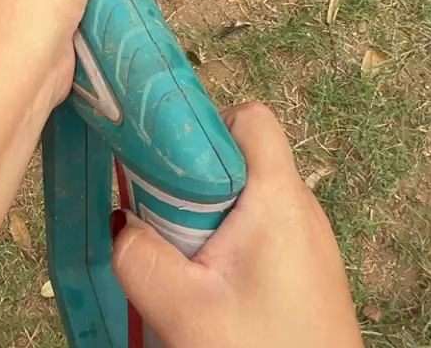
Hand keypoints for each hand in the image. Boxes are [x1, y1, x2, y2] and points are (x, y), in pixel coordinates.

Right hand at [113, 103, 361, 347]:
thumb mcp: (185, 311)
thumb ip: (139, 257)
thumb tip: (122, 223)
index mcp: (279, 197)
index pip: (250, 118)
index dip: (206, 125)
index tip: (168, 162)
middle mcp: (300, 207)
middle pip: (238, 157)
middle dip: (193, 178)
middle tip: (163, 218)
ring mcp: (308, 240)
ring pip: (244, 196)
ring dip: (207, 214)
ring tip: (184, 260)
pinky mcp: (307, 271)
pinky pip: (259, 229)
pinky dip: (228, 242)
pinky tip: (210, 285)